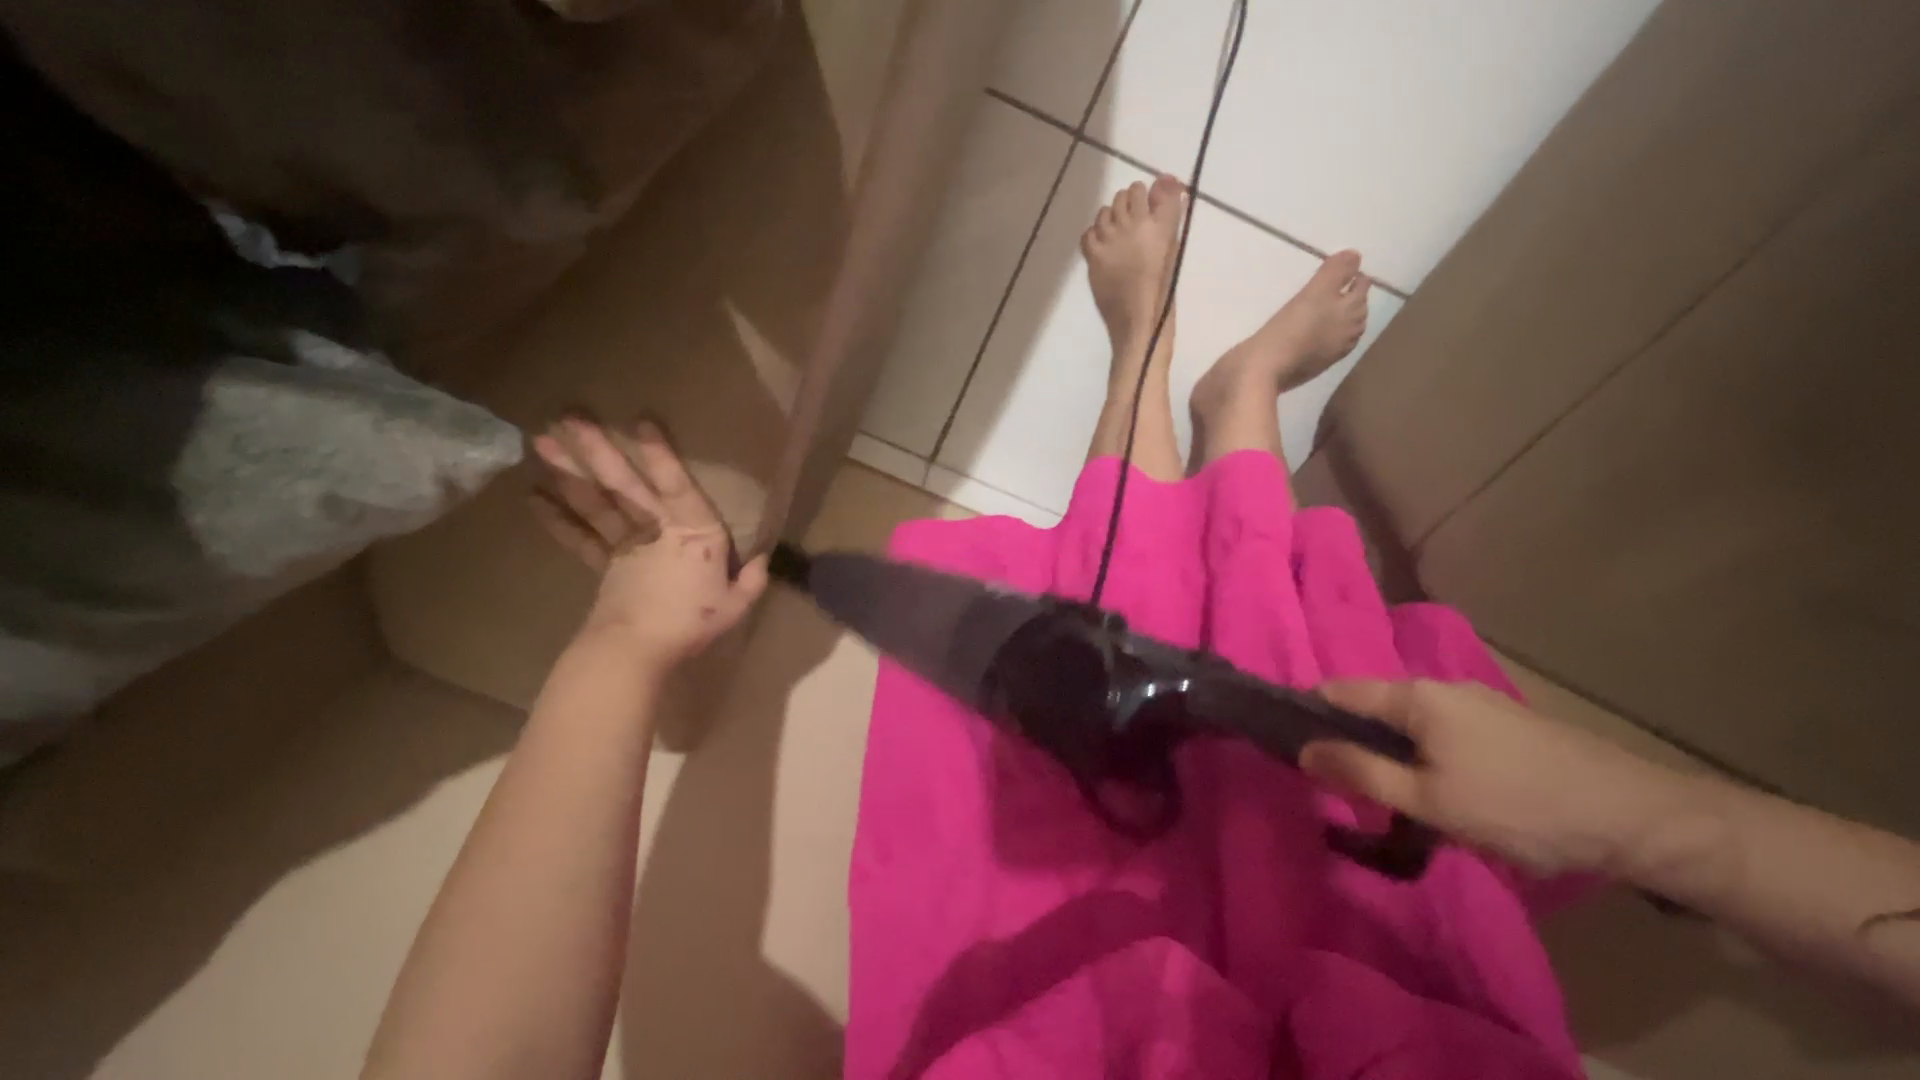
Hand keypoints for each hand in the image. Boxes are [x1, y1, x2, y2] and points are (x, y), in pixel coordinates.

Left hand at [529, 416, 768, 672]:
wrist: (638, 651)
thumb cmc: (691, 623)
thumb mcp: (736, 604)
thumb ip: (750, 579)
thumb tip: (762, 558)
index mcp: (693, 533)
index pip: (676, 486)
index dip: (661, 455)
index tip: (642, 421)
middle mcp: (655, 529)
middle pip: (624, 485)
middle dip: (597, 450)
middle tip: (570, 416)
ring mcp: (623, 545)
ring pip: (595, 502)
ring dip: (568, 471)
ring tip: (542, 440)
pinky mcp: (603, 565)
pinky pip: (578, 538)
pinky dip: (556, 518)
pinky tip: (533, 497)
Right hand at [1300, 679, 1688, 875]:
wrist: (1633, 816)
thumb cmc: (1517, 807)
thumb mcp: (1428, 800)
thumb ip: (1361, 772)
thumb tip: (1303, 748)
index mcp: (1416, 696)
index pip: (1340, 690)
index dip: (1309, 714)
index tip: (1290, 746)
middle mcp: (1443, 686)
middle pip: (1376, 705)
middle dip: (1352, 739)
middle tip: (1341, 785)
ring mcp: (1480, 702)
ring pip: (1412, 720)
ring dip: (1392, 750)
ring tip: (1389, 795)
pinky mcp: (1506, 723)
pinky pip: (1443, 730)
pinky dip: (1425, 752)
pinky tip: (1440, 789)